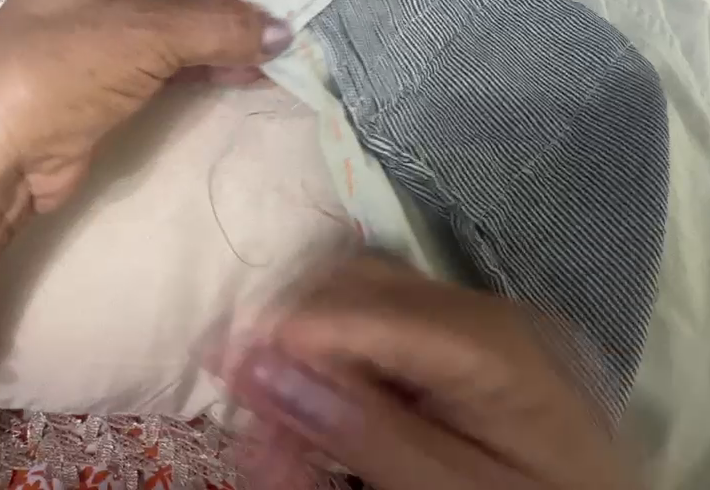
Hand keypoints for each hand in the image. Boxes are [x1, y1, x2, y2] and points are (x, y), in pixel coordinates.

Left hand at [0, 0, 304, 215]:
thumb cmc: (62, 66)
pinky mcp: (118, 72)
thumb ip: (219, 27)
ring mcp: (112, 25)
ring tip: (287, 39)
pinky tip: (254, 70)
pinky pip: (179, 57)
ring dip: (233, 28)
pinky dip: (214, 61)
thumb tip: (282, 30)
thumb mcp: (143, 35)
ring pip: (187, 15)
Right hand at [225, 255, 636, 489]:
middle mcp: (476, 306)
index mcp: (490, 339)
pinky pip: (373, 313)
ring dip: (300, 335)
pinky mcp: (457, 334)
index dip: (285, 326)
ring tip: (272, 400)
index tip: (219, 361)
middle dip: (285, 331)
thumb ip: (364, 430)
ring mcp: (468, 315)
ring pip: (354, 288)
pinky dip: (330, 346)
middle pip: (352, 280)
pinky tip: (314, 389)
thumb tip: (259, 363)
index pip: (363, 304)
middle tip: (243, 392)